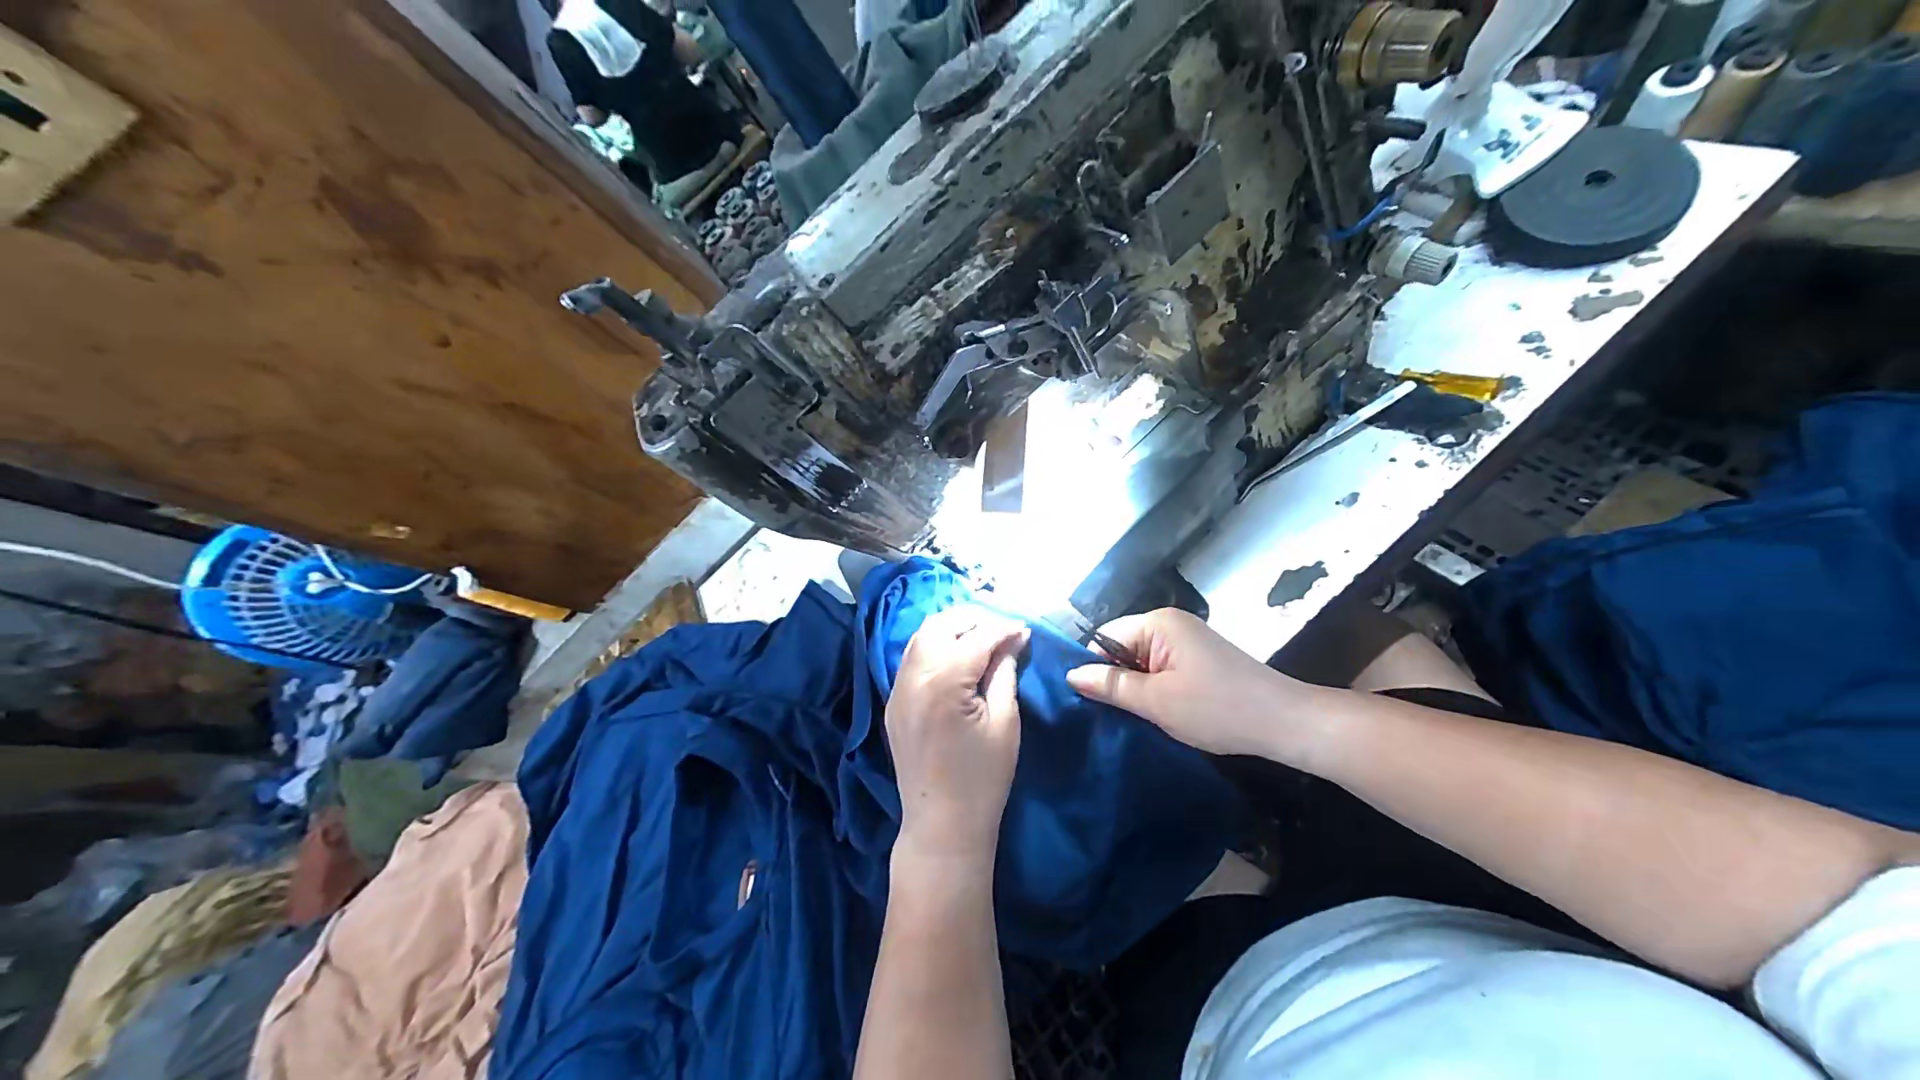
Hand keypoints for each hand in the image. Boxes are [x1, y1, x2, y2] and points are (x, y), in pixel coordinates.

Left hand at [886, 606, 1029, 864]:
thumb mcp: (1004, 722)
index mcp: (943, 682)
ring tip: (983, 639)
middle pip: (942, 625)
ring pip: (922, 636)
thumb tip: (1012, 640)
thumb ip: (1004, 673)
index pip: (977, 637)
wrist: (941, 825)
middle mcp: (913, 677)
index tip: (1026, 632)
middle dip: (974, 619)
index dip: (1005, 629)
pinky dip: (935, 647)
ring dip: (952, 629)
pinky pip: (912, 659)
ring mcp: (897, 689)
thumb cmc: (983, 778)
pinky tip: (957, 657)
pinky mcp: (893, 702)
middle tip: (1004, 632)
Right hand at [1067, 609, 1322, 760]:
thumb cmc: (1218, 709)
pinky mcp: (1200, 658)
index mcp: (1158, 623)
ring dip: (1137, 687)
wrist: (1285, 723)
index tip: (1091, 702)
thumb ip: (1111, 685)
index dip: (1094, 668)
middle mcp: (1171, 623)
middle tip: (1112, 714)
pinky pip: (1161, 668)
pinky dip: (1156, 689)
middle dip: (1115, 679)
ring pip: (1141, 661)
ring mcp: (1188, 640)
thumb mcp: (1156, 701)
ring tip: (1135, 716)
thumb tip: (1072, 674)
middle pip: (1121, 647)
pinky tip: (1159, 712)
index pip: (1105, 637)